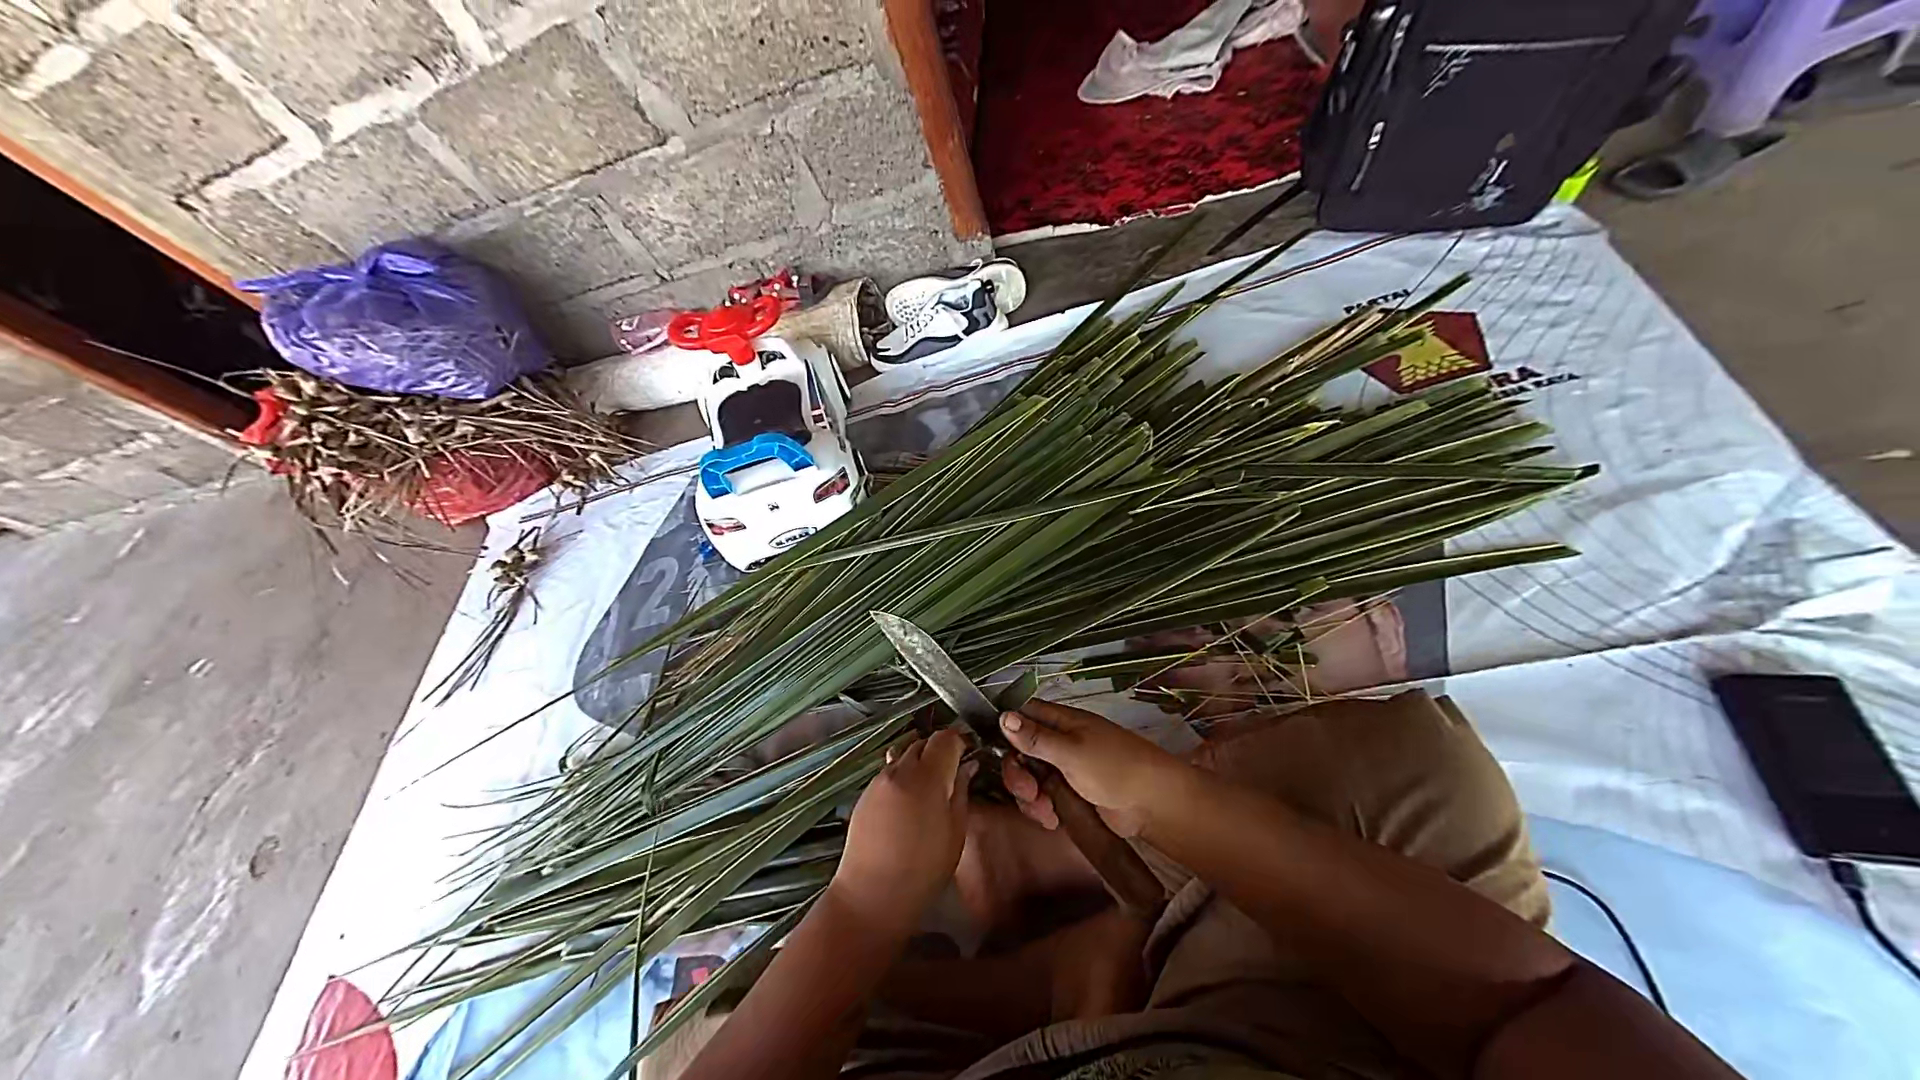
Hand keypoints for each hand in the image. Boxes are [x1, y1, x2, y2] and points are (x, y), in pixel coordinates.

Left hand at [832, 728, 976, 931]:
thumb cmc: (923, 870)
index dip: (959, 741)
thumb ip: (961, 791)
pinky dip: (903, 777)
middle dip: (939, 750)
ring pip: (904, 755)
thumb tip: (967, 766)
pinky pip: (889, 773)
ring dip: (920, 763)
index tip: (968, 753)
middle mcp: (899, 771)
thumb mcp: (955, 831)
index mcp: (926, 777)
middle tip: (953, 772)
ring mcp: (878, 781)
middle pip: (923, 742)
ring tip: (930, 790)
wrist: (872, 896)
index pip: (945, 738)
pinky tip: (908, 803)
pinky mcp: (864, 794)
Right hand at [998, 699, 1185, 836]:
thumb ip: (1035, 738)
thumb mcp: (1071, 751)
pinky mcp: (1071, 793)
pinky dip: (1043, 809)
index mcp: (1062, 722)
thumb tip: (1003, 717)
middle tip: (1028, 792)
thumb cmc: (1115, 767)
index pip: (1024, 715)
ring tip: (1046, 812)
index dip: (1008, 730)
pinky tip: (1054, 820)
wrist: (1153, 803)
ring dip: (1030, 797)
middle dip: (1018, 774)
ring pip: (1030, 778)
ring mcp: (1065, 768)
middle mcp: (1060, 741)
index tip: (1001, 750)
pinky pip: (1044, 798)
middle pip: (1021, 752)